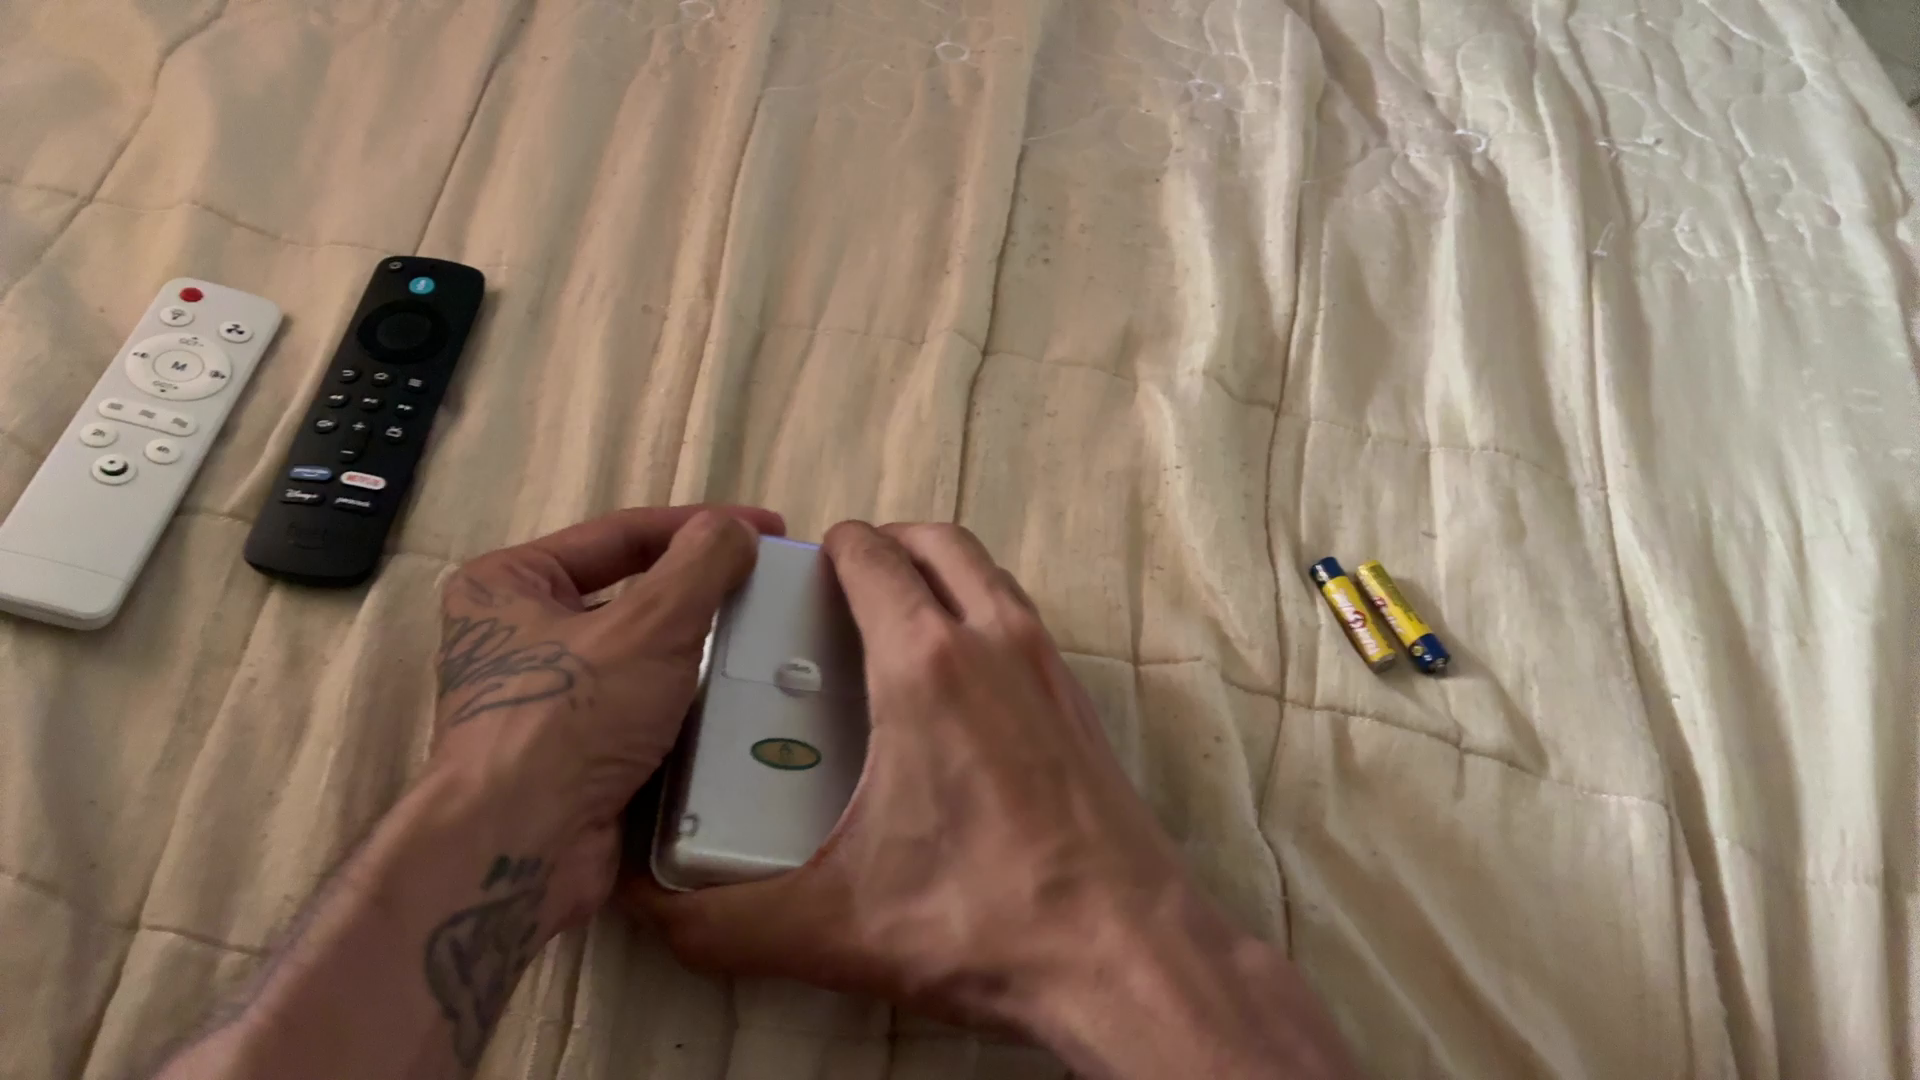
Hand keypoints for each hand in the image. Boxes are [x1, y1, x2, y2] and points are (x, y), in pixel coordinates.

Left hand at [427, 504, 782, 929]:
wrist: (524, 851)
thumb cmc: (571, 718)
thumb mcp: (649, 624)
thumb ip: (701, 564)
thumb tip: (738, 531)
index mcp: (511, 585)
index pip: (624, 534)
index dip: (702, 525)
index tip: (768, 528)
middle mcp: (520, 634)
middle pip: (636, 592)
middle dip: (703, 589)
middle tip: (767, 584)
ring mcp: (548, 696)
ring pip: (647, 650)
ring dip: (703, 645)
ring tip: (766, 638)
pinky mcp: (577, 747)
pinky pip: (649, 701)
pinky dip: (692, 695)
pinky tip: (741, 695)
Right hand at [626, 521, 1196, 1022]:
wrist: (1125, 950)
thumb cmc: (988, 920)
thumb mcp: (836, 923)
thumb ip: (725, 920)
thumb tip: (656, 913)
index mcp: (926, 665)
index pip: (872, 558)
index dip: (833, 548)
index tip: (803, 570)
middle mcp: (994, 640)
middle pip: (936, 541)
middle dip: (887, 543)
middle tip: (846, 582)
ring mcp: (1045, 661)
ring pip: (985, 569)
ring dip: (938, 568)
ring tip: (896, 615)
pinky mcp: (1076, 694)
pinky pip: (1018, 614)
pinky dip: (980, 607)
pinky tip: (955, 674)